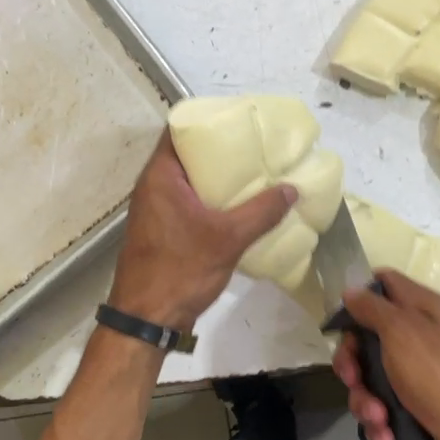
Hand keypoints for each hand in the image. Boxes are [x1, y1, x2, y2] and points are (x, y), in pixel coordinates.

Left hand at [106, 131, 296, 330]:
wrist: (147, 319)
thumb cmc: (180, 270)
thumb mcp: (228, 238)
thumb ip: (262, 211)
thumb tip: (291, 188)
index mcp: (160, 176)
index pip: (179, 130)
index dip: (206, 120)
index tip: (237, 119)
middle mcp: (153, 187)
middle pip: (187, 155)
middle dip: (219, 150)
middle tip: (254, 146)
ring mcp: (156, 211)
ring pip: (189, 182)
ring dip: (217, 179)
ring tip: (254, 173)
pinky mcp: (162, 232)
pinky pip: (189, 204)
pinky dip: (211, 202)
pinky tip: (240, 209)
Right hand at [332, 269, 439, 439]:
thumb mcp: (403, 331)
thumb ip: (373, 308)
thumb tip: (351, 289)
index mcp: (422, 311)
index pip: (384, 285)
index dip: (359, 297)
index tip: (341, 320)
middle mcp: (419, 340)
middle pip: (367, 341)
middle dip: (352, 365)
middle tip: (353, 379)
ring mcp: (418, 379)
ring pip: (370, 383)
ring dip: (366, 403)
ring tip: (380, 419)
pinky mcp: (417, 413)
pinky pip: (383, 413)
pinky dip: (381, 427)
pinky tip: (389, 438)